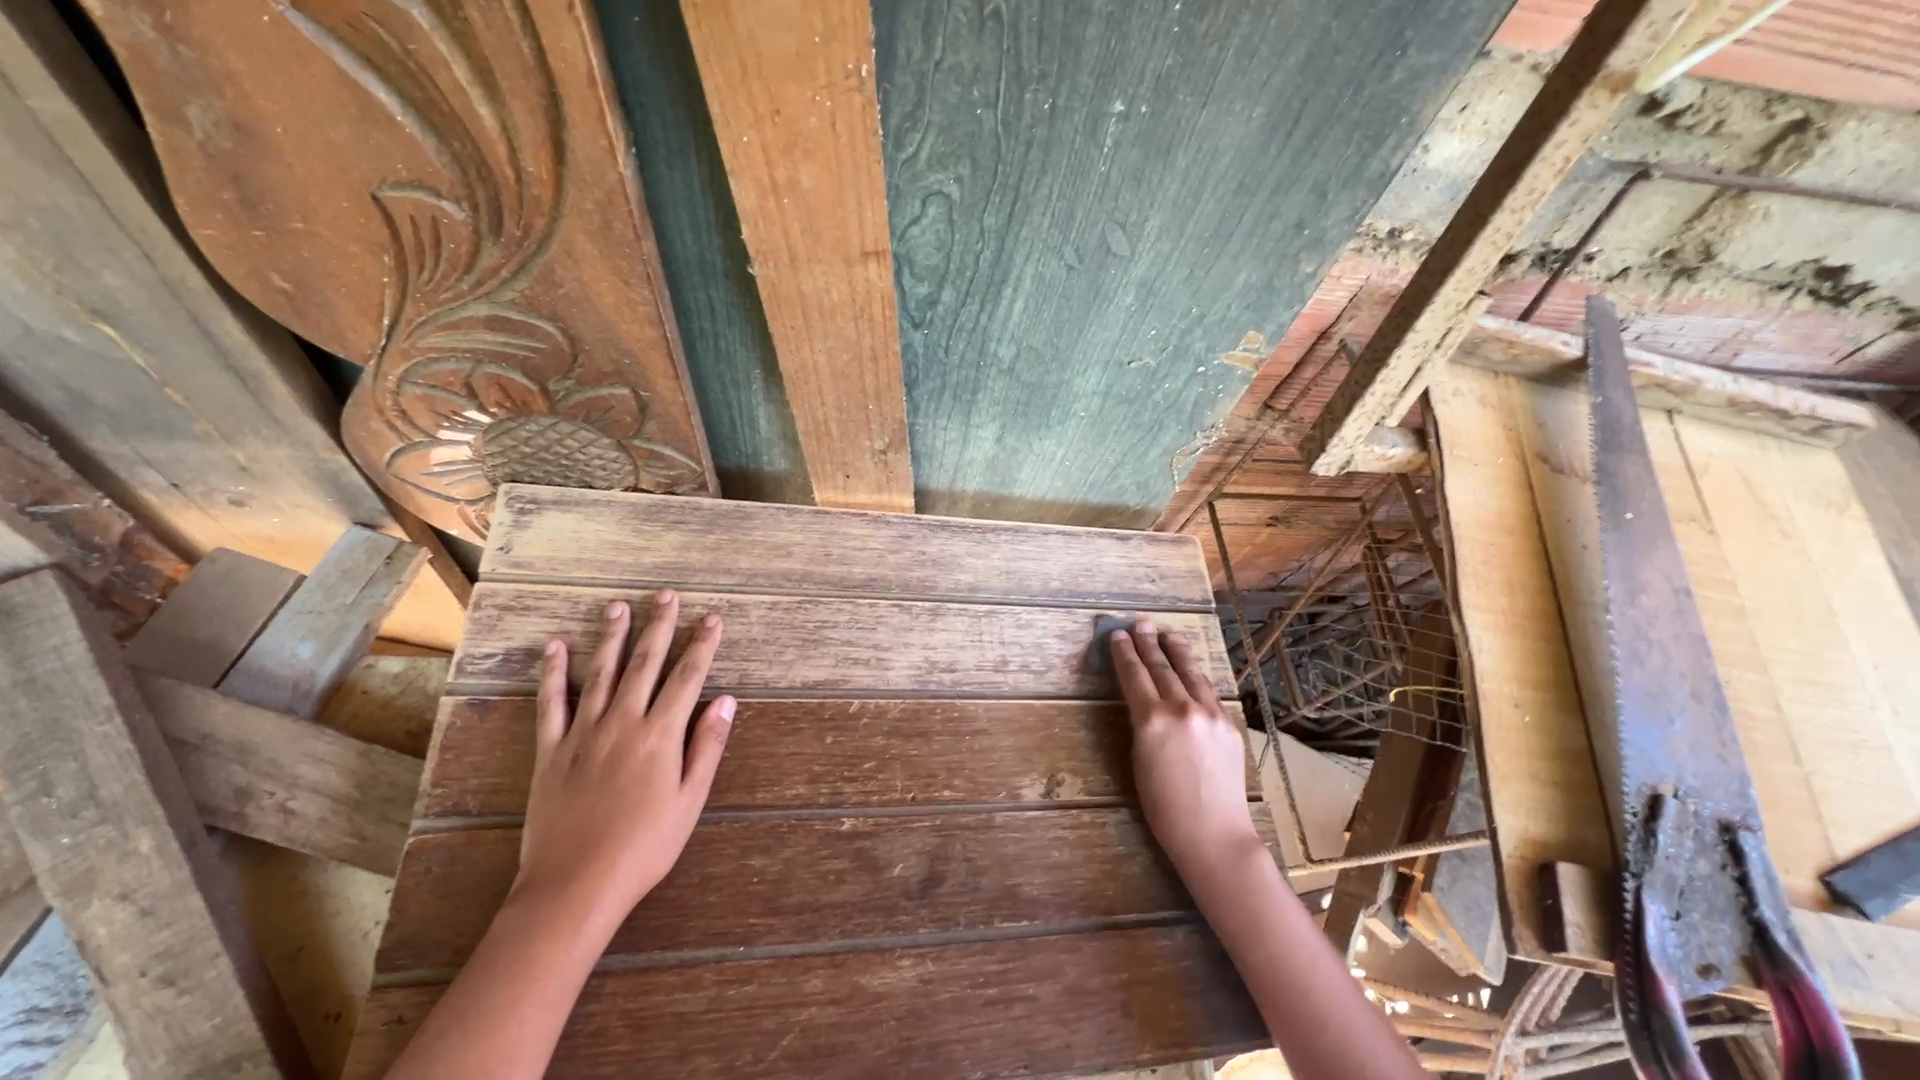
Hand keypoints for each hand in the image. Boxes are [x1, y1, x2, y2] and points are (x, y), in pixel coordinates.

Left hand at [512, 591, 734, 924]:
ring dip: (612, 637)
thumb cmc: (644, 847)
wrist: (576, 883)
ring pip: (600, 673)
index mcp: (660, 736)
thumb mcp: (690, 801)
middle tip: (666, 596)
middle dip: (659, 627)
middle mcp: (622, 723)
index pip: (687, 678)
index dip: (702, 646)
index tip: (712, 619)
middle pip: (645, 664)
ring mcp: (583, 733)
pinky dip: (553, 673)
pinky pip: (551, 703)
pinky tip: (555, 647)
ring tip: (618, 607)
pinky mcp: (551, 750)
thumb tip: (726, 701)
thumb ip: (706, 747)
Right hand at [1110, 620, 1260, 876]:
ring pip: (1191, 674)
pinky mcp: (1229, 725)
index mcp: (1152, 719)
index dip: (1124, 653)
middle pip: (1162, 667)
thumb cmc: (1163, 808)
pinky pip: (1208, 694)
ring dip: (1177, 652)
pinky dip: (1196, 678)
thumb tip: (1146, 704)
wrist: (1213, 832)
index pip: (1134, 675)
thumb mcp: (1139, 761)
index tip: (1118, 635)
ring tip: (1168, 635)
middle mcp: (1182, 708)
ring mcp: (1210, 714)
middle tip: (1141, 624)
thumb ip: (1143, 726)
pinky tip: (1193, 671)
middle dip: (1149, 644)